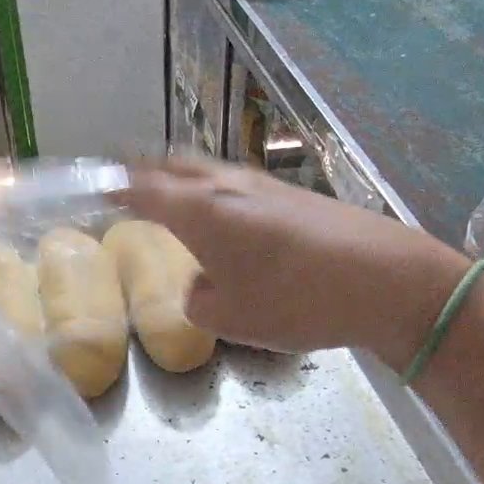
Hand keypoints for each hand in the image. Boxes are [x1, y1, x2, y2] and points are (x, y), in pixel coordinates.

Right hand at [118, 158, 467, 364]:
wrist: (386, 280)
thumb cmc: (295, 300)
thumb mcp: (228, 318)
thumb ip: (198, 299)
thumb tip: (201, 284)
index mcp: (200, 211)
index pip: (144, 189)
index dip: (116, 188)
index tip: (97, 187)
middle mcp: (228, 186)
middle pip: (176, 165)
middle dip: (147, 169)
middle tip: (126, 177)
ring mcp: (266, 186)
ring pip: (210, 170)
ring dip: (184, 176)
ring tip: (170, 190)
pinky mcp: (296, 197)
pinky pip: (238, 185)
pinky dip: (215, 191)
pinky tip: (224, 214)